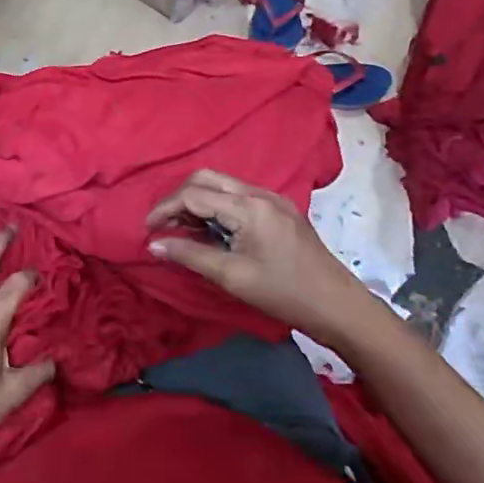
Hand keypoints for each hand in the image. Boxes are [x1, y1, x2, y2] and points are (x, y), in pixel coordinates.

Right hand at [145, 170, 386, 345]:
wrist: (336, 304)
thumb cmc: (283, 293)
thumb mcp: (232, 276)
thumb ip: (190, 255)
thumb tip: (154, 244)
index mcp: (248, 206)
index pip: (195, 194)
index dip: (165, 208)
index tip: (148, 230)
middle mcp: (260, 193)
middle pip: (207, 178)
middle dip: (179, 199)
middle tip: (164, 227)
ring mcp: (272, 199)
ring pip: (222, 186)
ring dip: (198, 203)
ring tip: (182, 232)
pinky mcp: (279, 210)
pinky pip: (238, 198)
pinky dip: (216, 208)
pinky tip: (210, 232)